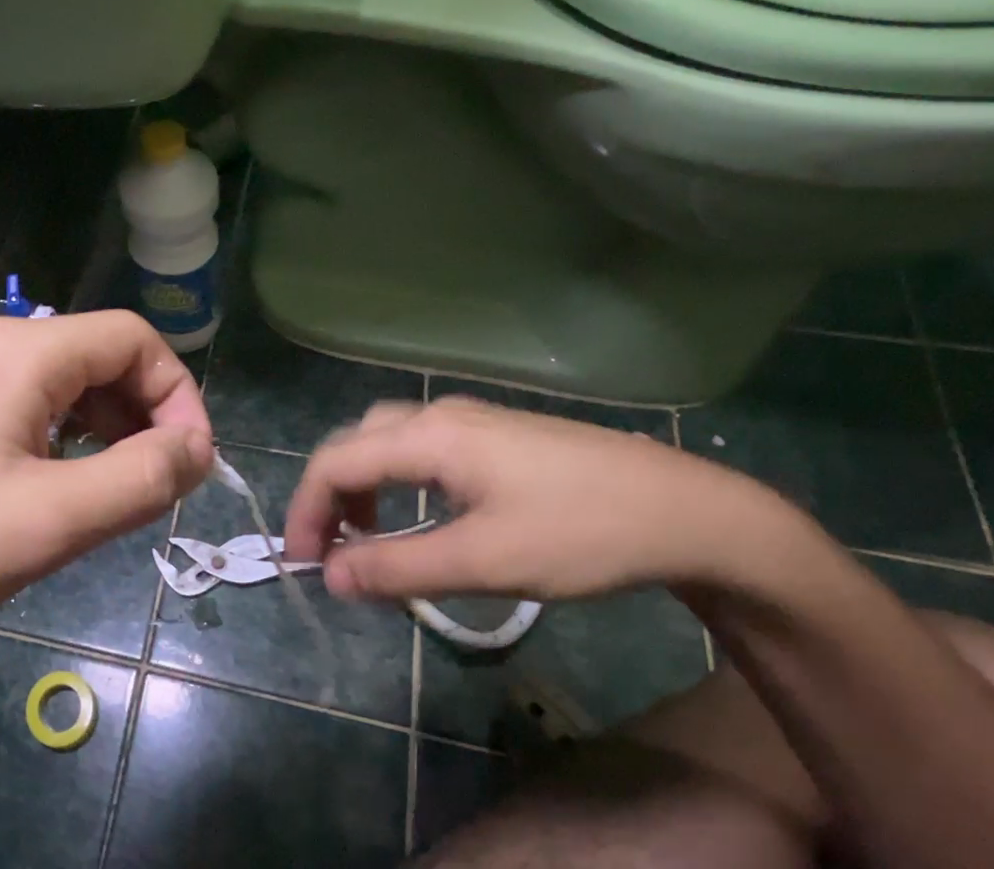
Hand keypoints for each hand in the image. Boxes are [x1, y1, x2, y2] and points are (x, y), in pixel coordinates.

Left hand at [0, 311, 214, 645]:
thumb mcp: (55, 519)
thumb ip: (143, 478)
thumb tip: (198, 449)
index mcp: (22, 350)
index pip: (135, 338)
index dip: (179, 395)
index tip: (190, 466)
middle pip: (97, 353)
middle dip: (142, 413)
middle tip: (153, 486)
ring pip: (59, 381)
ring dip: (102, 428)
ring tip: (106, 494)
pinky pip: (18, 403)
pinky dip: (57, 436)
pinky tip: (48, 487)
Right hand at [283, 397, 801, 601]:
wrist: (689, 511)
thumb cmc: (581, 534)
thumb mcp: (483, 562)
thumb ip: (398, 569)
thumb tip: (331, 577)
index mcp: (430, 437)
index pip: (335, 462)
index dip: (306, 512)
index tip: (304, 566)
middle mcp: (442, 415)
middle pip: (355, 442)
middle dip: (328, 496)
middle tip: (330, 552)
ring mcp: (474, 420)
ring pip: (387, 440)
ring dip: (362, 485)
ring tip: (368, 539)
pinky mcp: (500, 435)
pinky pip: (421, 447)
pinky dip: (396, 479)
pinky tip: (421, 514)